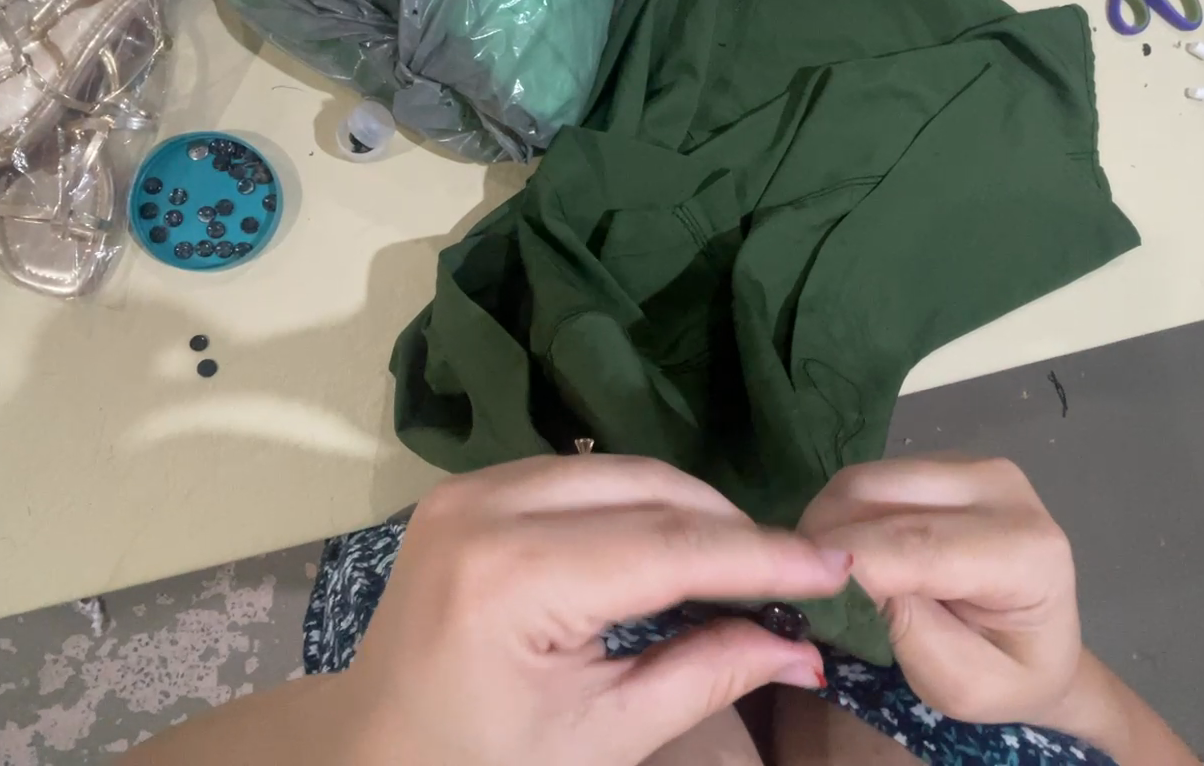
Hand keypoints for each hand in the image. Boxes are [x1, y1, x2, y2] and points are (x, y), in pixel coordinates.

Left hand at [340, 455, 853, 765]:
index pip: (664, 547)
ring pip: (613, 468)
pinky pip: (576, 472)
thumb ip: (705, 674)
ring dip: (681, 504)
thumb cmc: (484, 763)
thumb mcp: (601, 736)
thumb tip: (804, 647)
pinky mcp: (467, 483)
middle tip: (787, 565)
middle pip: (643, 487)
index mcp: (512, 579)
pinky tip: (661, 535)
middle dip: (725, 523)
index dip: (757, 554)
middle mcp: (486, 506)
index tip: (832, 564)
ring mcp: (470, 484)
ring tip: (733, 554)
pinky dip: (631, 497)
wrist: (372, 747)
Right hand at [797, 457, 1082, 727]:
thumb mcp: (966, 686)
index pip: (918, 544)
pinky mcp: (934, 460)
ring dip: (826, 524)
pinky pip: (865, 478)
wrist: (1037, 646)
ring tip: (818, 571)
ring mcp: (965, 464)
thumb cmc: (1007, 676)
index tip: (802, 590)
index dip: (850, 562)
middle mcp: (998, 485)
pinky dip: (839, 513)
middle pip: (878, 494)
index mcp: (1027, 549)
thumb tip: (848, 579)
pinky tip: (841, 550)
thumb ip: (911, 634)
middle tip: (799, 586)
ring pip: (862, 480)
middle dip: (825, 538)